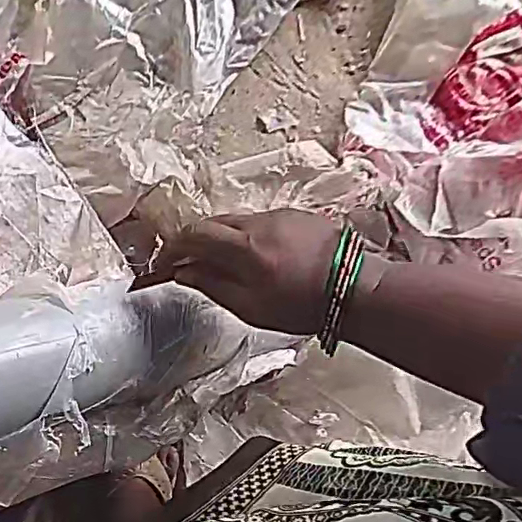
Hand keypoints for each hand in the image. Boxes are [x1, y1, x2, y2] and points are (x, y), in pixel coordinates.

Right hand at [139, 210, 345, 333]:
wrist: (358, 289)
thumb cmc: (301, 305)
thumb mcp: (248, 306)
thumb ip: (211, 285)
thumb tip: (183, 272)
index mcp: (244, 247)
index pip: (193, 234)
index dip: (172, 248)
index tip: (164, 265)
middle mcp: (259, 223)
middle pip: (211, 223)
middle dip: (192, 242)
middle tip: (186, 264)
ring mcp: (280, 216)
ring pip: (234, 222)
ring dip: (219, 240)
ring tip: (220, 264)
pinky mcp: (297, 216)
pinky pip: (258, 223)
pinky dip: (244, 237)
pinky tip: (252, 258)